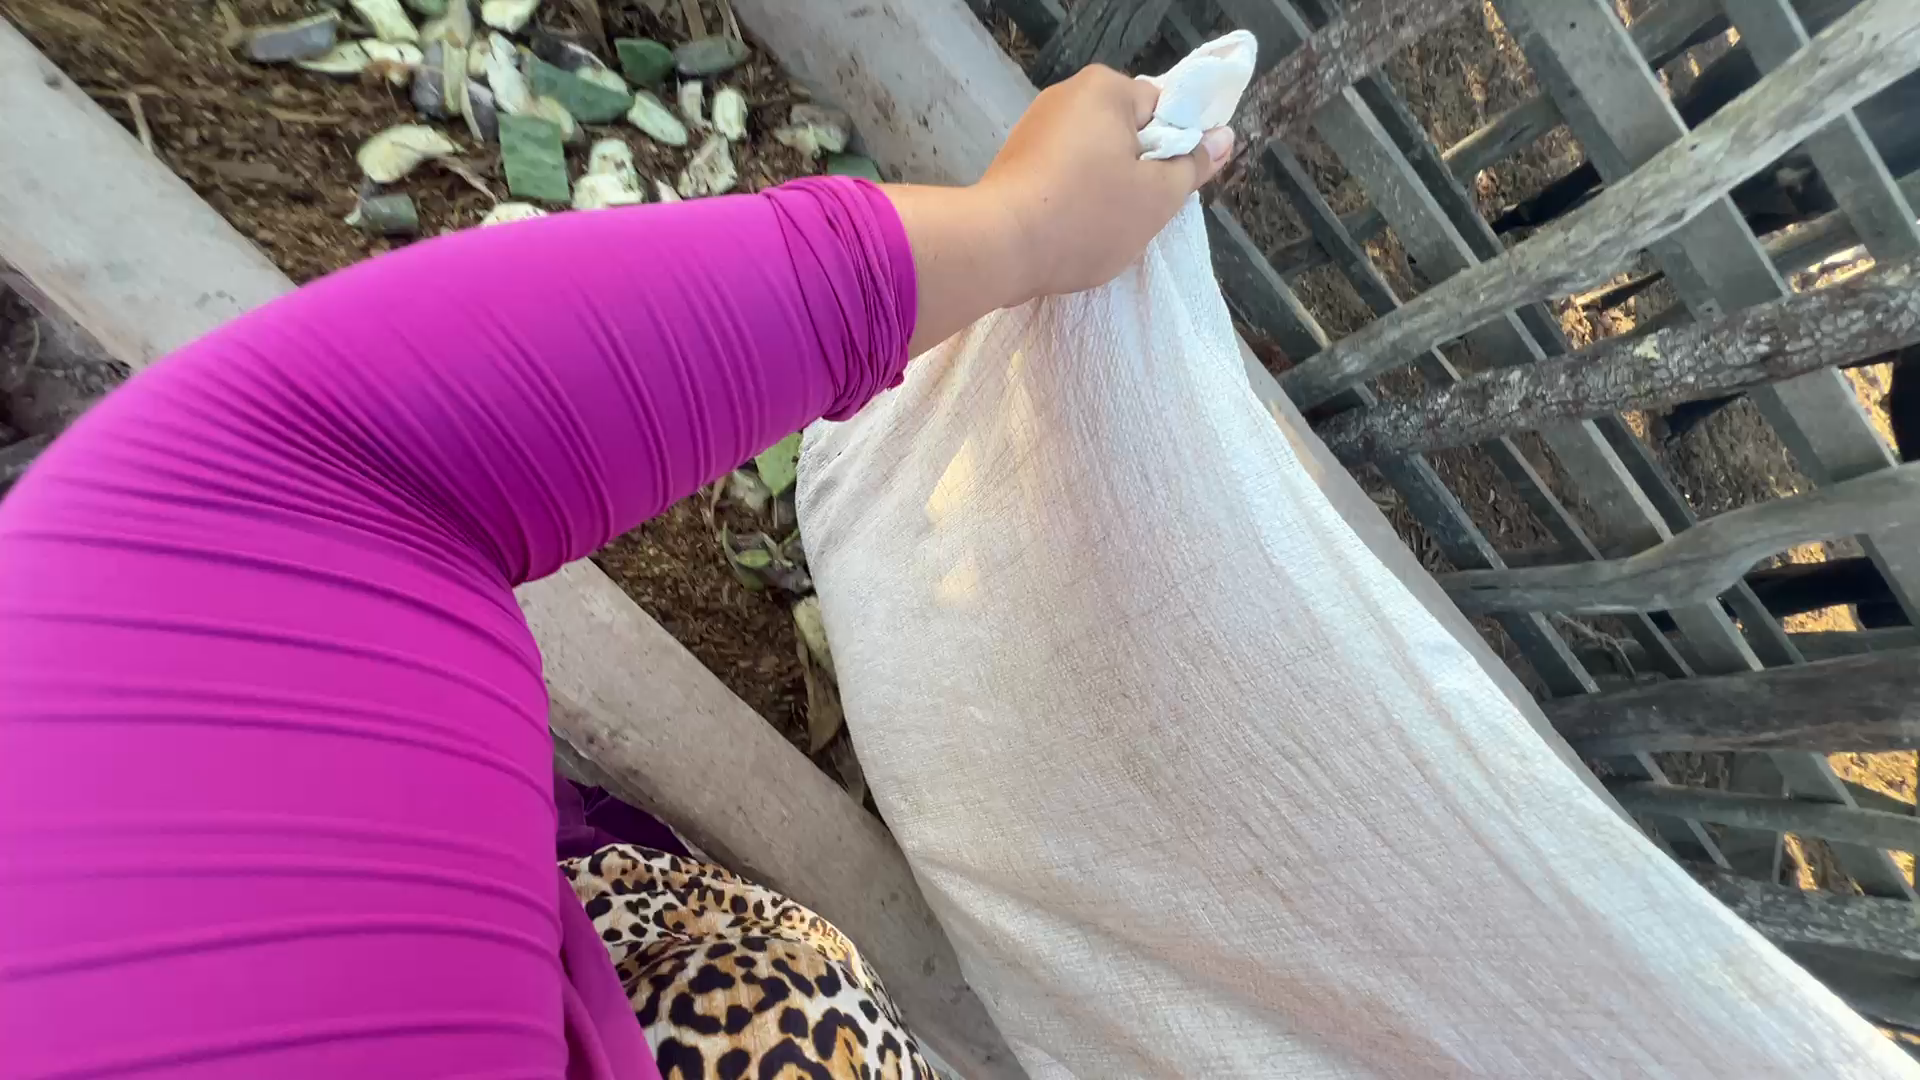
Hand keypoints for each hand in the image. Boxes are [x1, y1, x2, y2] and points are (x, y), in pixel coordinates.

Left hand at [882, 64, 1232, 354]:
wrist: (999, 249)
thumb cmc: (1084, 219)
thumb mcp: (1156, 199)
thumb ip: (1192, 168)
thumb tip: (1224, 137)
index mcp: (1105, 89)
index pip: (1161, 110)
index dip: (1171, 153)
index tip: (1163, 192)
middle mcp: (1065, 97)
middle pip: (1123, 136)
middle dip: (1133, 177)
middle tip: (1131, 218)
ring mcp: (1032, 131)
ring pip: (1090, 163)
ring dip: (1100, 195)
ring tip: (1095, 232)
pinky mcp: (1011, 167)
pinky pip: (1058, 181)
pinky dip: (1068, 205)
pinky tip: (1066, 234)